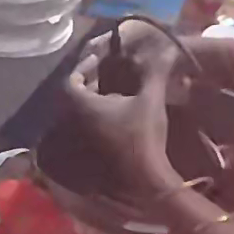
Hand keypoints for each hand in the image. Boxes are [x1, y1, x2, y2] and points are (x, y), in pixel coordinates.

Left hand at [64, 23, 187, 190]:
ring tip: (111, 99)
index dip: (85, 66)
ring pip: (74, 118)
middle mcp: (67, 124)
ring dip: (89, 107)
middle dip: (88, 86)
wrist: (142, 184)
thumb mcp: (150, 101)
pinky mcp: (76, 161)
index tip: (99, 59)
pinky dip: (89, 127)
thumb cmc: (142, 139)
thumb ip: (155, 72)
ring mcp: (70, 145)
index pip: (73, 78)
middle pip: (72, 98)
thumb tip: (166, 49)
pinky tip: (109, 124)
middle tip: (107, 77)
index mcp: (78, 105)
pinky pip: (78, 137)